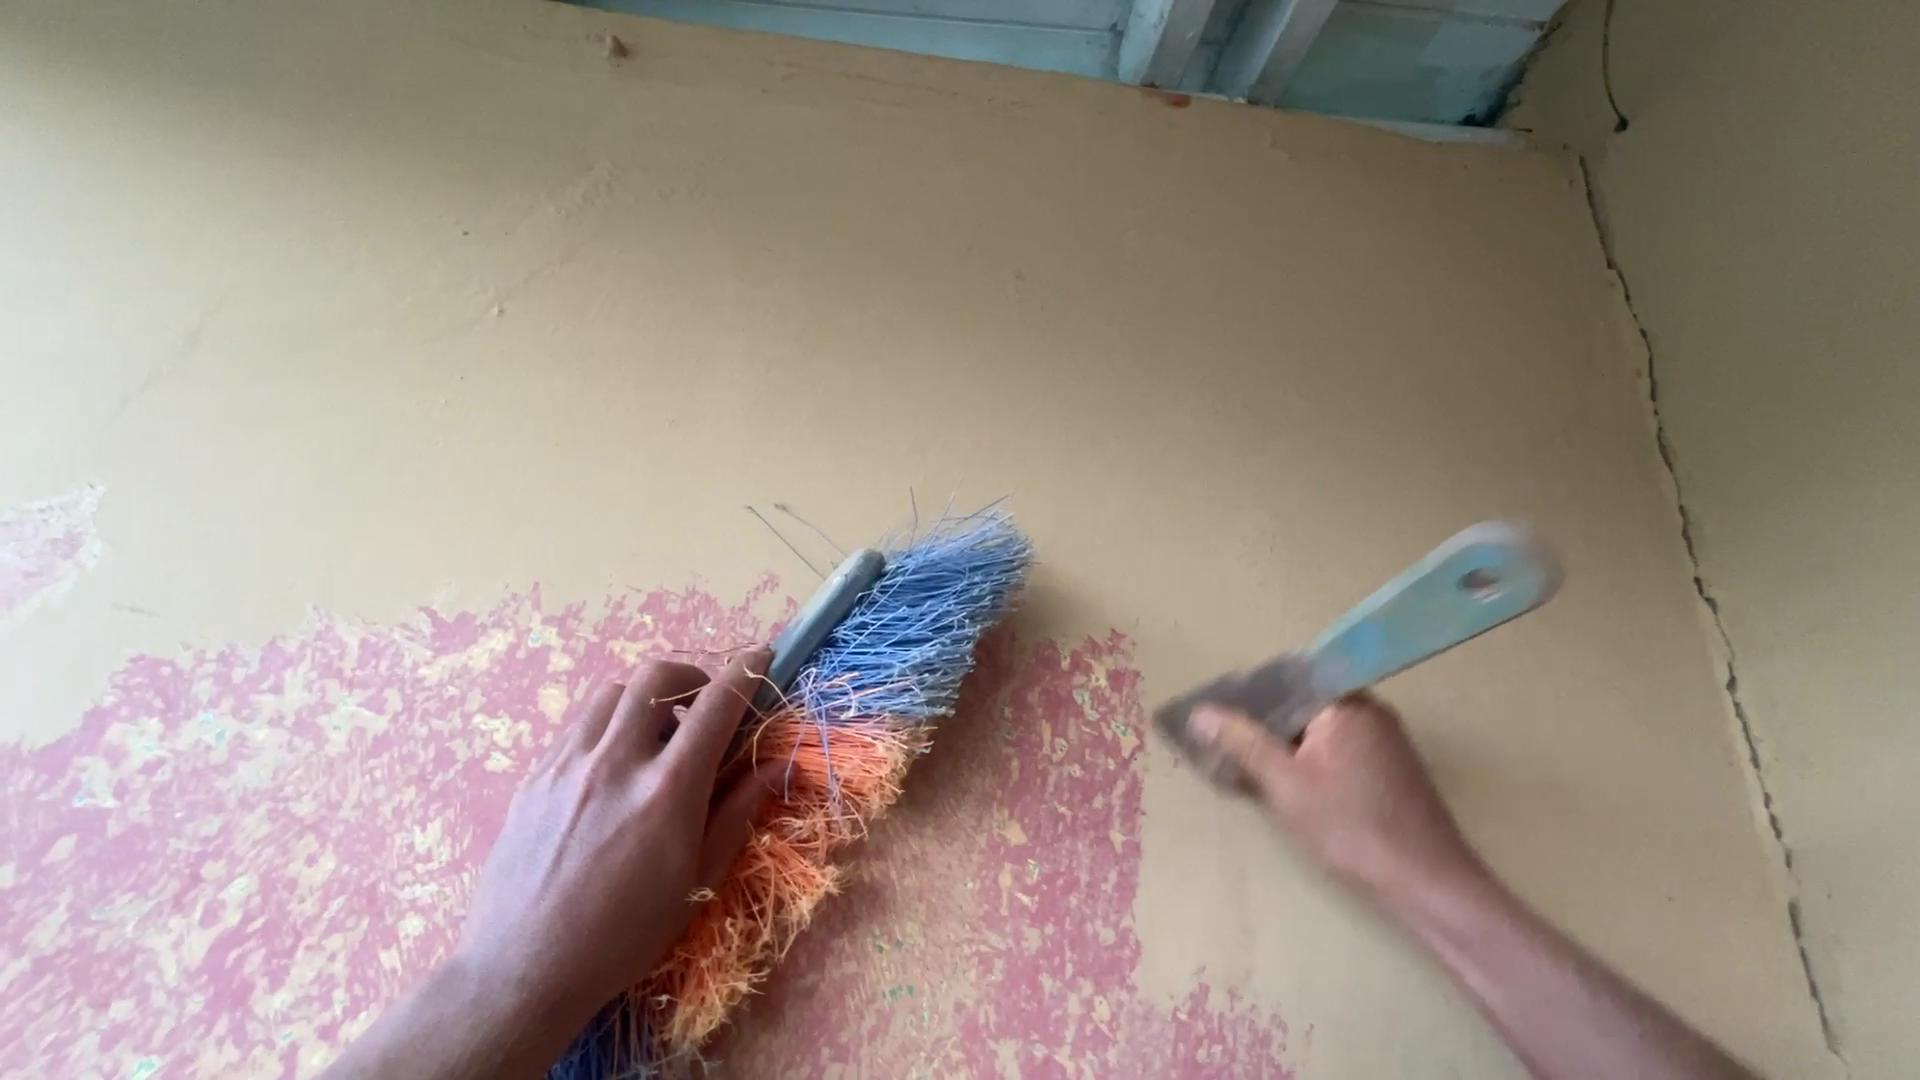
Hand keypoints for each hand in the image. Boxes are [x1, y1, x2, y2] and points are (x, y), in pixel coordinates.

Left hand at [454, 650, 779, 1028]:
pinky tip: (610, 768)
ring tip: (653, 737)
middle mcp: (617, 761)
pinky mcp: (534, 777)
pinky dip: (607, 727)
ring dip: (644, 700)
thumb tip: (779, 763)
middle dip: (690, 677)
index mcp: (668, 789)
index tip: (761, 656)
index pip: (717, 704)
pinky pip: (577, 726)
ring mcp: (567, 765)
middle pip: (657, 676)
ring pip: (612, 693)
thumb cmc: (626, 933)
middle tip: (701, 706)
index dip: (747, 671)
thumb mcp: (698, 878)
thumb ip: (738, 809)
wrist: (522, 972)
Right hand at [1189, 693, 1485, 902]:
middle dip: (1262, 725)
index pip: (1283, 681)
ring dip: (1285, 746)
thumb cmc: (1350, 828)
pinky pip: (1337, 748)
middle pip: (1300, 705)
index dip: (1245, 697)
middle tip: (1225, 746)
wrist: (1427, 884)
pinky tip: (1290, 787)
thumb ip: (1242, 742)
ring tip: (1249, 767)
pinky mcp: (1391, 767)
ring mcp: (1385, 739)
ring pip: (1318, 730)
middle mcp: (1369, 710)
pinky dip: (1310, 760)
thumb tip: (1201, 712)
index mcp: (1345, 703)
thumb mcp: (1284, 784)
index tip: (1215, 717)